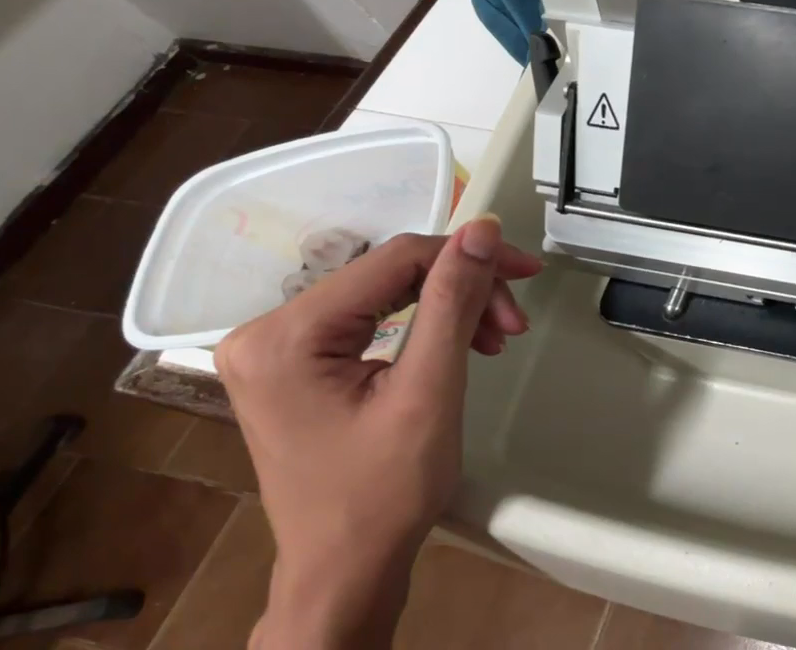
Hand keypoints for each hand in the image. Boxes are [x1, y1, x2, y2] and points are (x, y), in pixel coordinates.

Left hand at [215, 216, 539, 648]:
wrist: (346, 568)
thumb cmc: (384, 491)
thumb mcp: (428, 389)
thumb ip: (453, 301)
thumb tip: (483, 227)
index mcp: (285, 335)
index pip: (395, 259)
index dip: (470, 255)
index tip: (528, 272)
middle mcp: (267, 331)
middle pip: (391, 274)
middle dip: (464, 289)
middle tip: (513, 322)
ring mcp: (278, 349)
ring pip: (388, 292)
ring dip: (452, 307)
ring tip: (496, 339)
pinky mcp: (297, 364)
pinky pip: (373, 318)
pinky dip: (425, 325)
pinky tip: (461, 344)